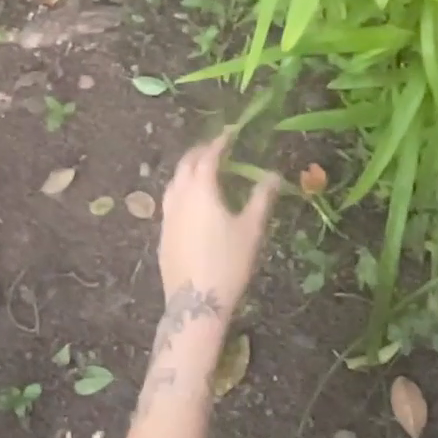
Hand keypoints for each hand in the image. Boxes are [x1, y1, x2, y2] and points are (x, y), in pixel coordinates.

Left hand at [157, 133, 278, 314]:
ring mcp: (167, 216)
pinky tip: (190, 202)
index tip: (230, 133)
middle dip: (200, 152)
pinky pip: (170, 201)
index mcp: (201, 190)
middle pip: (186, 164)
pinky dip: (181, 189)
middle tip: (217, 147)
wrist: (196, 304)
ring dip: (187, 169)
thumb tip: (273, 175)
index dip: (220, 142)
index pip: (209, 156)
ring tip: (202, 169)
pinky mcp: (163, 234)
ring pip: (174, 182)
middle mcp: (180, 197)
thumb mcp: (251, 229)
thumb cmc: (228, 263)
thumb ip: (262, 198)